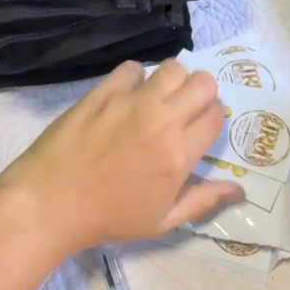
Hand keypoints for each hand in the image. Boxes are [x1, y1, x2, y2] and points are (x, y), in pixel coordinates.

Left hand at [0, 60, 242, 256]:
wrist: (50, 203)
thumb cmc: (108, 218)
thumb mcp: (162, 221)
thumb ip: (203, 200)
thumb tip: (239, 188)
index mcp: (178, 155)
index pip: (216, 115)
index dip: (213, 118)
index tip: (199, 128)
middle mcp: (161, 121)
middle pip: (203, 83)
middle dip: (201, 93)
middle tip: (184, 110)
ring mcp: (131, 103)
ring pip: (172, 68)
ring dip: (172, 81)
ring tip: (158, 99)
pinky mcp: (103, 93)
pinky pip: (132, 69)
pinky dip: (136, 78)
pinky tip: (127, 96)